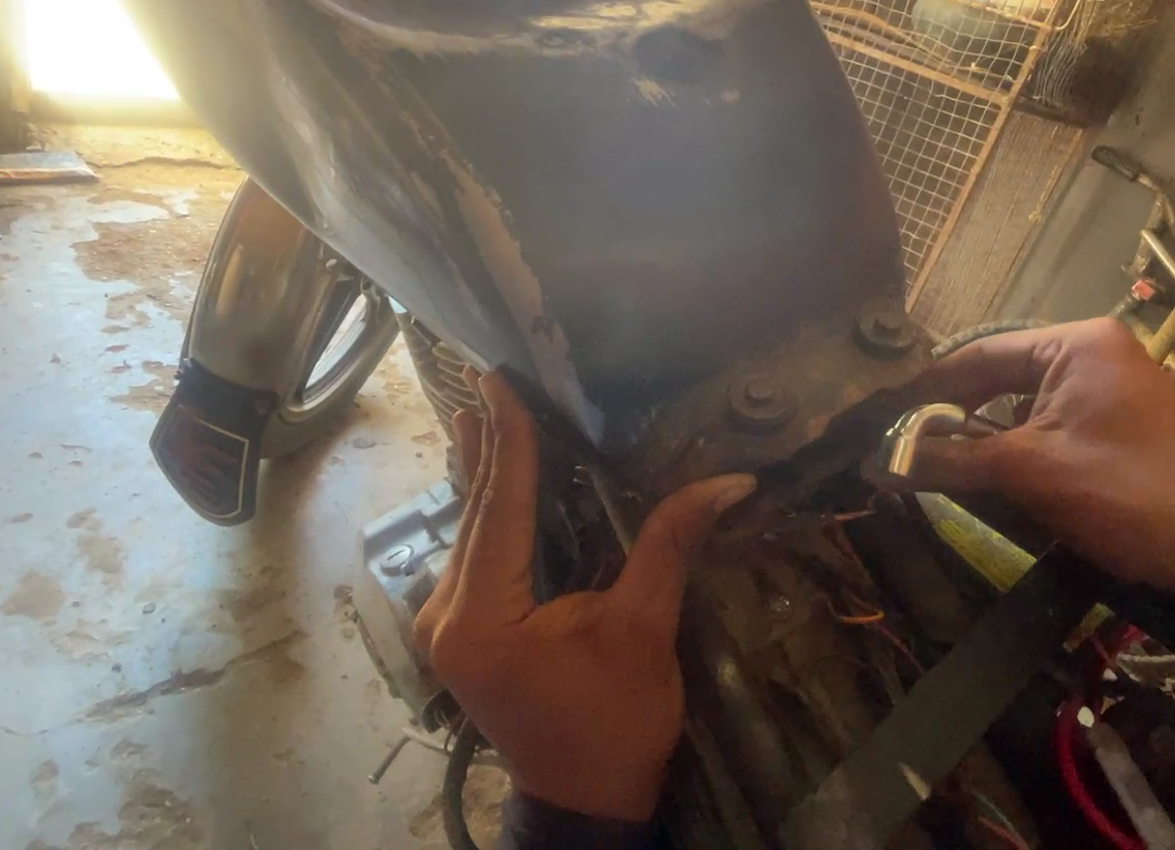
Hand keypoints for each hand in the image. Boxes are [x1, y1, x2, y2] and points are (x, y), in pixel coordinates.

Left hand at [414, 372, 755, 821]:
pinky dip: (488, 503)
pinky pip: (474, 548)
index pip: (501, 506)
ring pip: (469, 526)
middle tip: (490, 376)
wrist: (584, 798)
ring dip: (484, 468)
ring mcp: (447, 622)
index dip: (509, 439)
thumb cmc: (614, 722)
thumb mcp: (644, 630)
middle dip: (491, 442)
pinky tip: (486, 469)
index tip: (499, 380)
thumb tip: (728, 481)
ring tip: (480, 408)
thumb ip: (669, 545)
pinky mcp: (462, 627)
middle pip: (478, 510)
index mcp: (483, 616)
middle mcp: (448, 613)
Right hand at [910, 319, 1174, 626]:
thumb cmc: (1131, 496)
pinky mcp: (1123, 423)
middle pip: (1000, 376)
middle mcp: (1094, 352)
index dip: (927, 388)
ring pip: (1024, 404)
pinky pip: (1052, 424)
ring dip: (984, 434)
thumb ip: (949, 460)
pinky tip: (991, 475)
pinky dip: (1019, 447)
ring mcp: (1112, 387)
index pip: (978, 354)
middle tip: (905, 444)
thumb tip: (878, 463)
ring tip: (938, 462)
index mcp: (1074, 344)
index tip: (885, 416)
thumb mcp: (1029, 474)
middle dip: (954, 413)